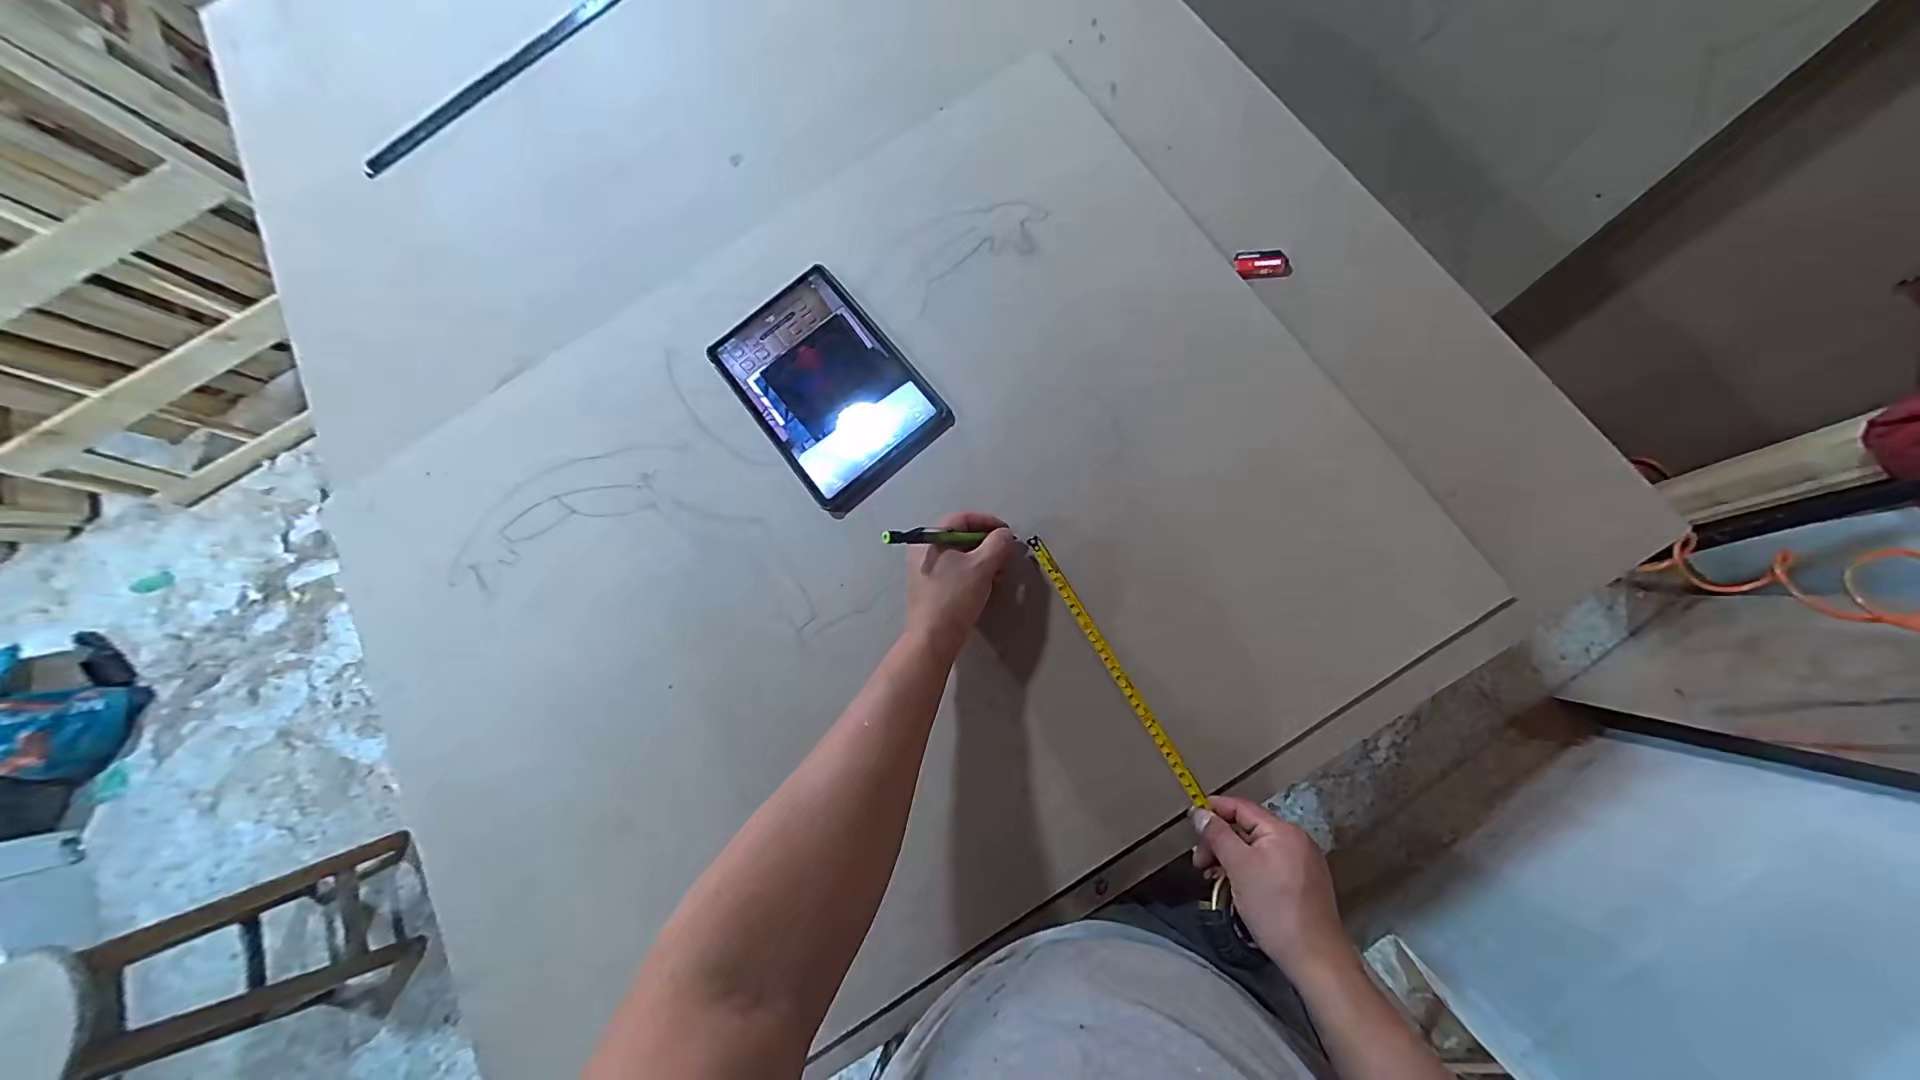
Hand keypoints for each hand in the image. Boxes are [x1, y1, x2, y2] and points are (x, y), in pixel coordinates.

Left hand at [904, 511, 1019, 652]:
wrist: (934, 637)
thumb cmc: (955, 597)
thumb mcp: (982, 566)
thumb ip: (998, 544)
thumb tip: (1004, 535)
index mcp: (930, 538)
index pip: (963, 518)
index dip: (989, 522)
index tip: (1007, 534)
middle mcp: (924, 549)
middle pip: (962, 535)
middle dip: (989, 543)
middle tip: (1006, 555)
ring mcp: (926, 568)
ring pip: (961, 553)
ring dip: (984, 558)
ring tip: (1000, 572)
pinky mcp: (931, 585)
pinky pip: (956, 568)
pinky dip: (974, 570)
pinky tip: (987, 582)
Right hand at [1192, 795, 1351, 976]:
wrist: (1316, 960)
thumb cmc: (1274, 908)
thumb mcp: (1238, 866)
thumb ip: (1217, 834)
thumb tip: (1199, 812)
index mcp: (1282, 831)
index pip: (1240, 806)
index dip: (1213, 809)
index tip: (1191, 822)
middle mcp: (1296, 840)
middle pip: (1247, 828)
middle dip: (1219, 840)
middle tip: (1200, 861)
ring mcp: (1303, 863)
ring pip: (1256, 848)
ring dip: (1230, 857)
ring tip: (1214, 877)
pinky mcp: (1304, 884)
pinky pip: (1268, 864)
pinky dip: (1247, 869)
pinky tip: (1236, 886)